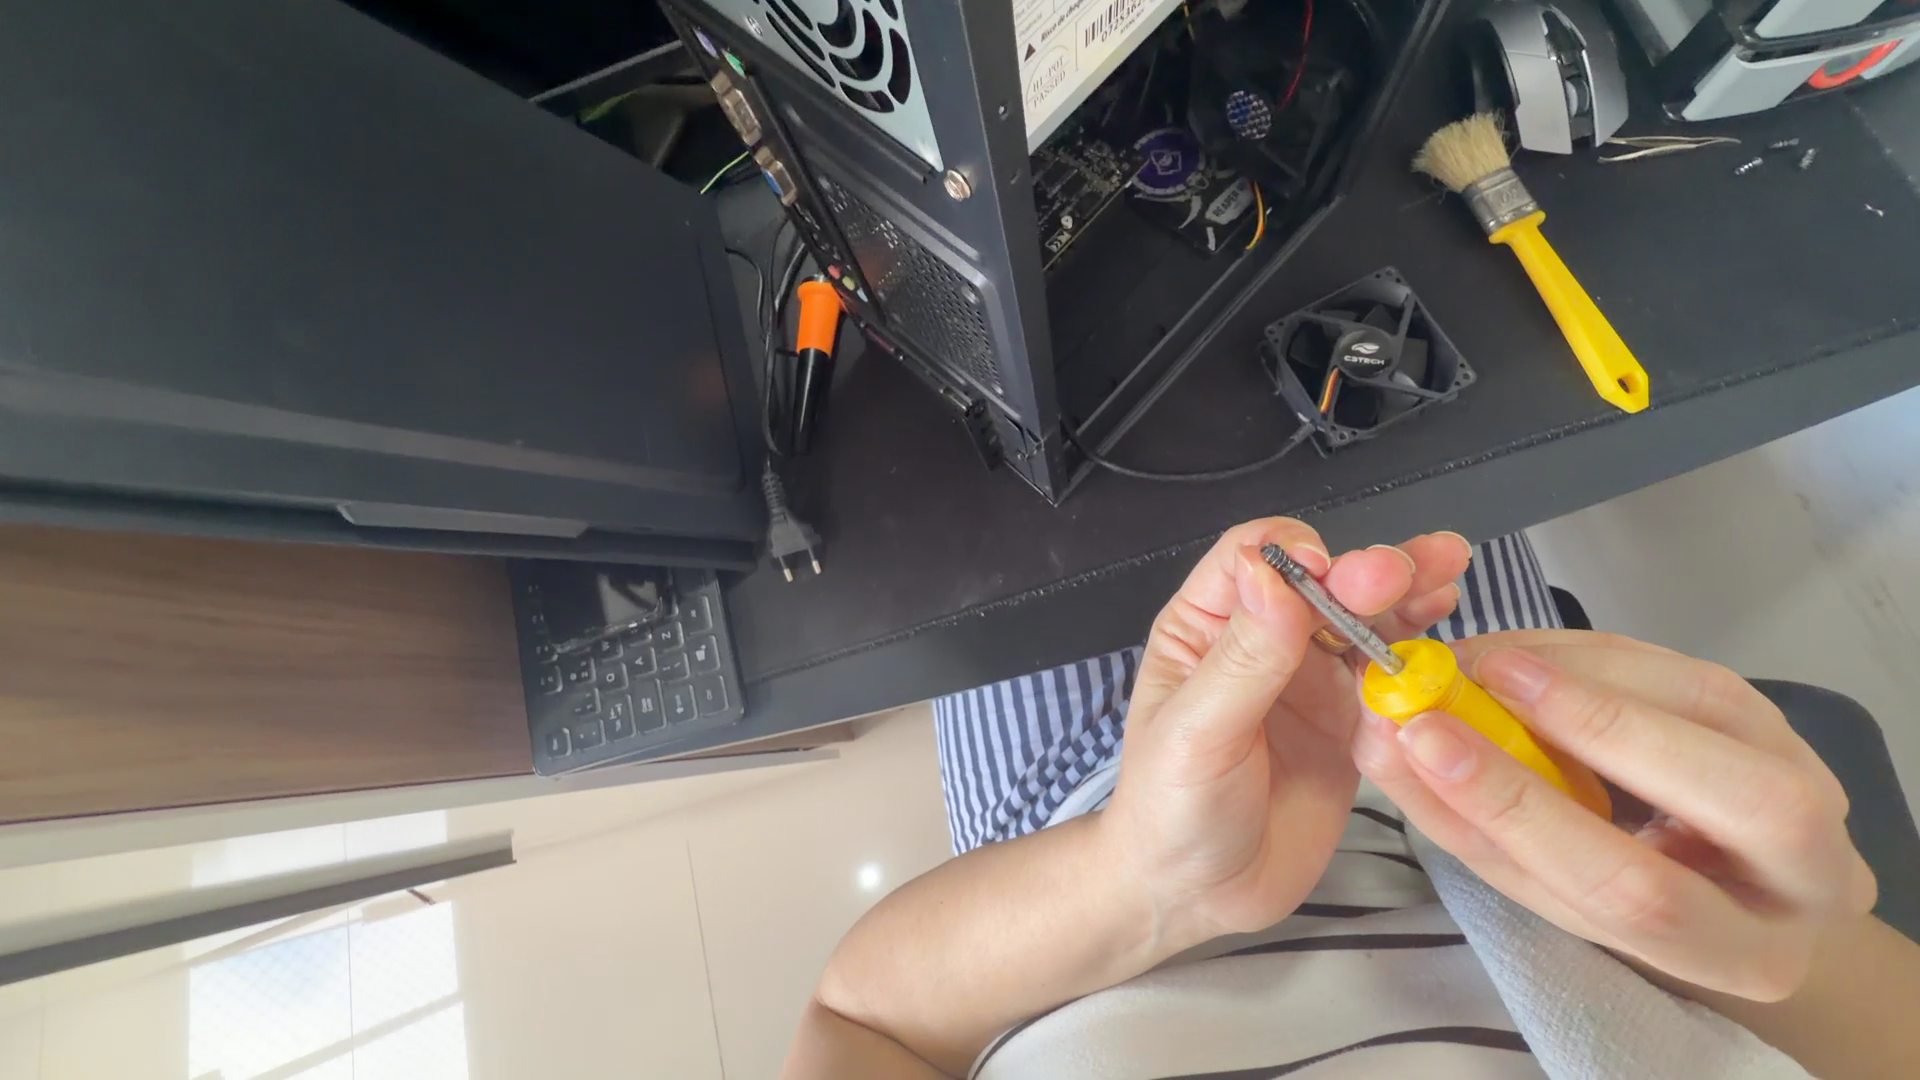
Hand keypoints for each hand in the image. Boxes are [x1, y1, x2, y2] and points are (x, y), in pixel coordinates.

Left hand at [1100, 518, 1471, 948]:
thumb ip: (1242, 658)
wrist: (1199, 890)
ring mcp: (1307, 682)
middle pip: (1317, 584)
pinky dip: (1418, 658)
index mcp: (1204, 628)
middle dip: (1362, 571)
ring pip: (1360, 622)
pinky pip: (1388, 681)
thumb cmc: (1172, 804)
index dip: (1289, 552)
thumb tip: (1271, 572)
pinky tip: (1447, 636)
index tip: (1325, 570)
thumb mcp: (1198, 730)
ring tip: (1449, 571)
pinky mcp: (1348, 725)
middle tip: (1409, 571)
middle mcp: (1259, 642)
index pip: (1248, 561)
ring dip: (1404, 596)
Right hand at [1353, 630, 1877, 1000]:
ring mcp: (1812, 780)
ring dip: (1578, 667)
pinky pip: (1683, 662)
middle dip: (1597, 723)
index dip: (1521, 805)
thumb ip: (1445, 808)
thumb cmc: (1588, 879)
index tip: (1422, 734)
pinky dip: (1582, 648)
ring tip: (1478, 660)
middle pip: (1750, 800)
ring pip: (1720, 706)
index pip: (1635, 889)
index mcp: (1729, 947)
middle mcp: (1810, 875)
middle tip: (1479, 674)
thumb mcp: (1513, 870)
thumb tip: (1373, 732)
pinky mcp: (1767, 714)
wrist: (1686, 861)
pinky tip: (1514, 655)